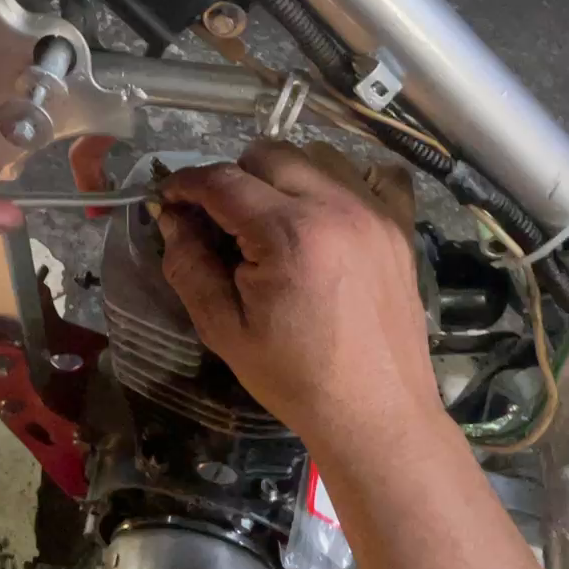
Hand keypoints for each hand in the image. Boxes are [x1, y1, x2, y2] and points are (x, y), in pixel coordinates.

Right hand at [157, 142, 442, 447]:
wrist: (375, 413)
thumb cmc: (294, 377)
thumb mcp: (222, 328)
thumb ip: (188, 265)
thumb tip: (171, 219)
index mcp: (287, 233)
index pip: (222, 180)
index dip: (186, 184)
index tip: (168, 199)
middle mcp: (335, 207)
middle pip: (267, 154)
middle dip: (233, 176)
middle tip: (220, 220)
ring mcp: (375, 213)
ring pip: (316, 156)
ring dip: (282, 176)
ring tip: (272, 219)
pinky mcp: (401, 227)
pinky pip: (374, 174)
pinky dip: (343, 181)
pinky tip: (327, 213)